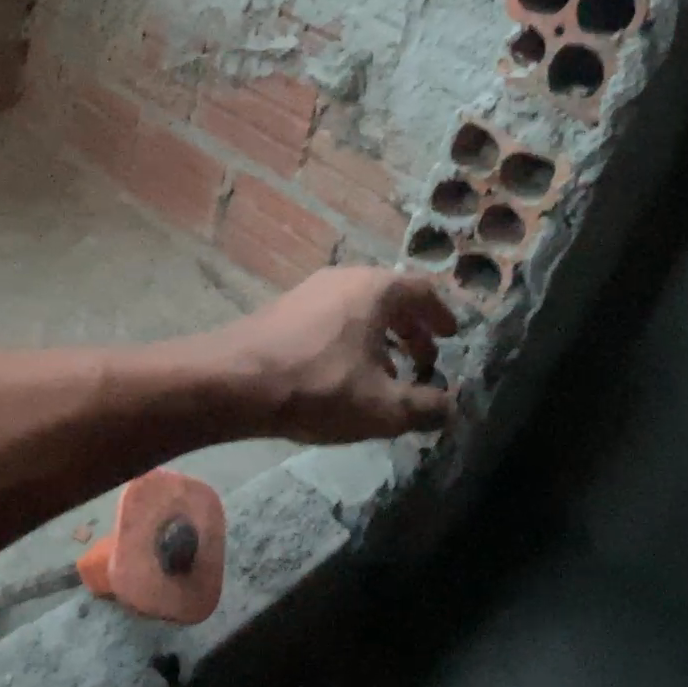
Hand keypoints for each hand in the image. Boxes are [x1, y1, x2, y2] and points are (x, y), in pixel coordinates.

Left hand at [220, 267, 458, 443]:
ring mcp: (311, 290)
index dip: (442, 315)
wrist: (234, 380)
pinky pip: (334, 316)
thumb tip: (451, 407)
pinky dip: (353, 339)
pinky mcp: (286, 308)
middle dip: (413, 330)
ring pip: (360, 308)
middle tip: (426, 361)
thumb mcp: (382, 408)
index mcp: (374, 289)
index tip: (453, 336)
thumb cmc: (318, 387)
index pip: (422, 290)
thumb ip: (424, 407)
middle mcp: (344, 278)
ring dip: (382, 337)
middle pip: (391, 297)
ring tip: (391, 373)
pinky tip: (347, 374)